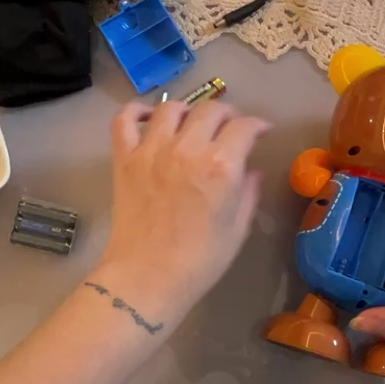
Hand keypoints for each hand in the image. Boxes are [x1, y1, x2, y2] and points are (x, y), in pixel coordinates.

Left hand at [94, 100, 269, 323]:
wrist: (148, 275)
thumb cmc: (200, 260)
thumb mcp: (238, 228)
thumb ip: (248, 191)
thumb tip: (250, 169)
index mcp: (221, 166)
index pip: (245, 127)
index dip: (258, 125)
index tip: (260, 132)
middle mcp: (187, 148)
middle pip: (210, 110)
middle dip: (227, 114)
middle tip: (229, 128)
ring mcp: (151, 149)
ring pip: (171, 108)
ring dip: (187, 110)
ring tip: (190, 123)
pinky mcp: (125, 158)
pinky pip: (124, 119)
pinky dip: (136, 112)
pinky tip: (147, 118)